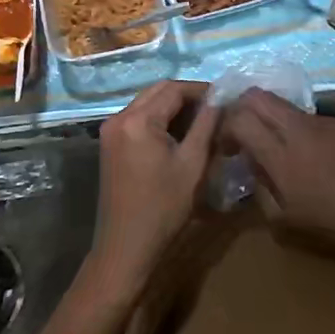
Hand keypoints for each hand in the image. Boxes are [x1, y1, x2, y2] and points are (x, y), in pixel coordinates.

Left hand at [91, 81, 216, 285]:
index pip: (173, 89)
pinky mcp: (109, 143)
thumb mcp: (193, 164)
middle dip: (186, 96)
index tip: (224, 98)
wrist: (126, 244)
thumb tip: (220, 98)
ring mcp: (110, 130)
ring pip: (146, 103)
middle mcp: (119, 117)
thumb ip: (206, 125)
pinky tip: (178, 135)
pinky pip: (137, 119)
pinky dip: (158, 119)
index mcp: (138, 120)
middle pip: (157, 91)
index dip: (201, 90)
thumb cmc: (164, 207)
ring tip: (201, 122)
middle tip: (214, 109)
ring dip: (172, 107)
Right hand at [221, 89, 334, 252]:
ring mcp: (318, 122)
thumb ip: (258, 184)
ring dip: (265, 114)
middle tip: (240, 132)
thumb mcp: (280, 220)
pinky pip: (302, 114)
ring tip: (266, 139)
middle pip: (257, 96)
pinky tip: (297, 148)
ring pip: (279, 101)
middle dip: (240, 108)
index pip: (239, 118)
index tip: (226, 147)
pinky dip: (289, 123)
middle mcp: (297, 129)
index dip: (225, 127)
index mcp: (280, 154)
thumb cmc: (328, 226)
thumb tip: (249, 162)